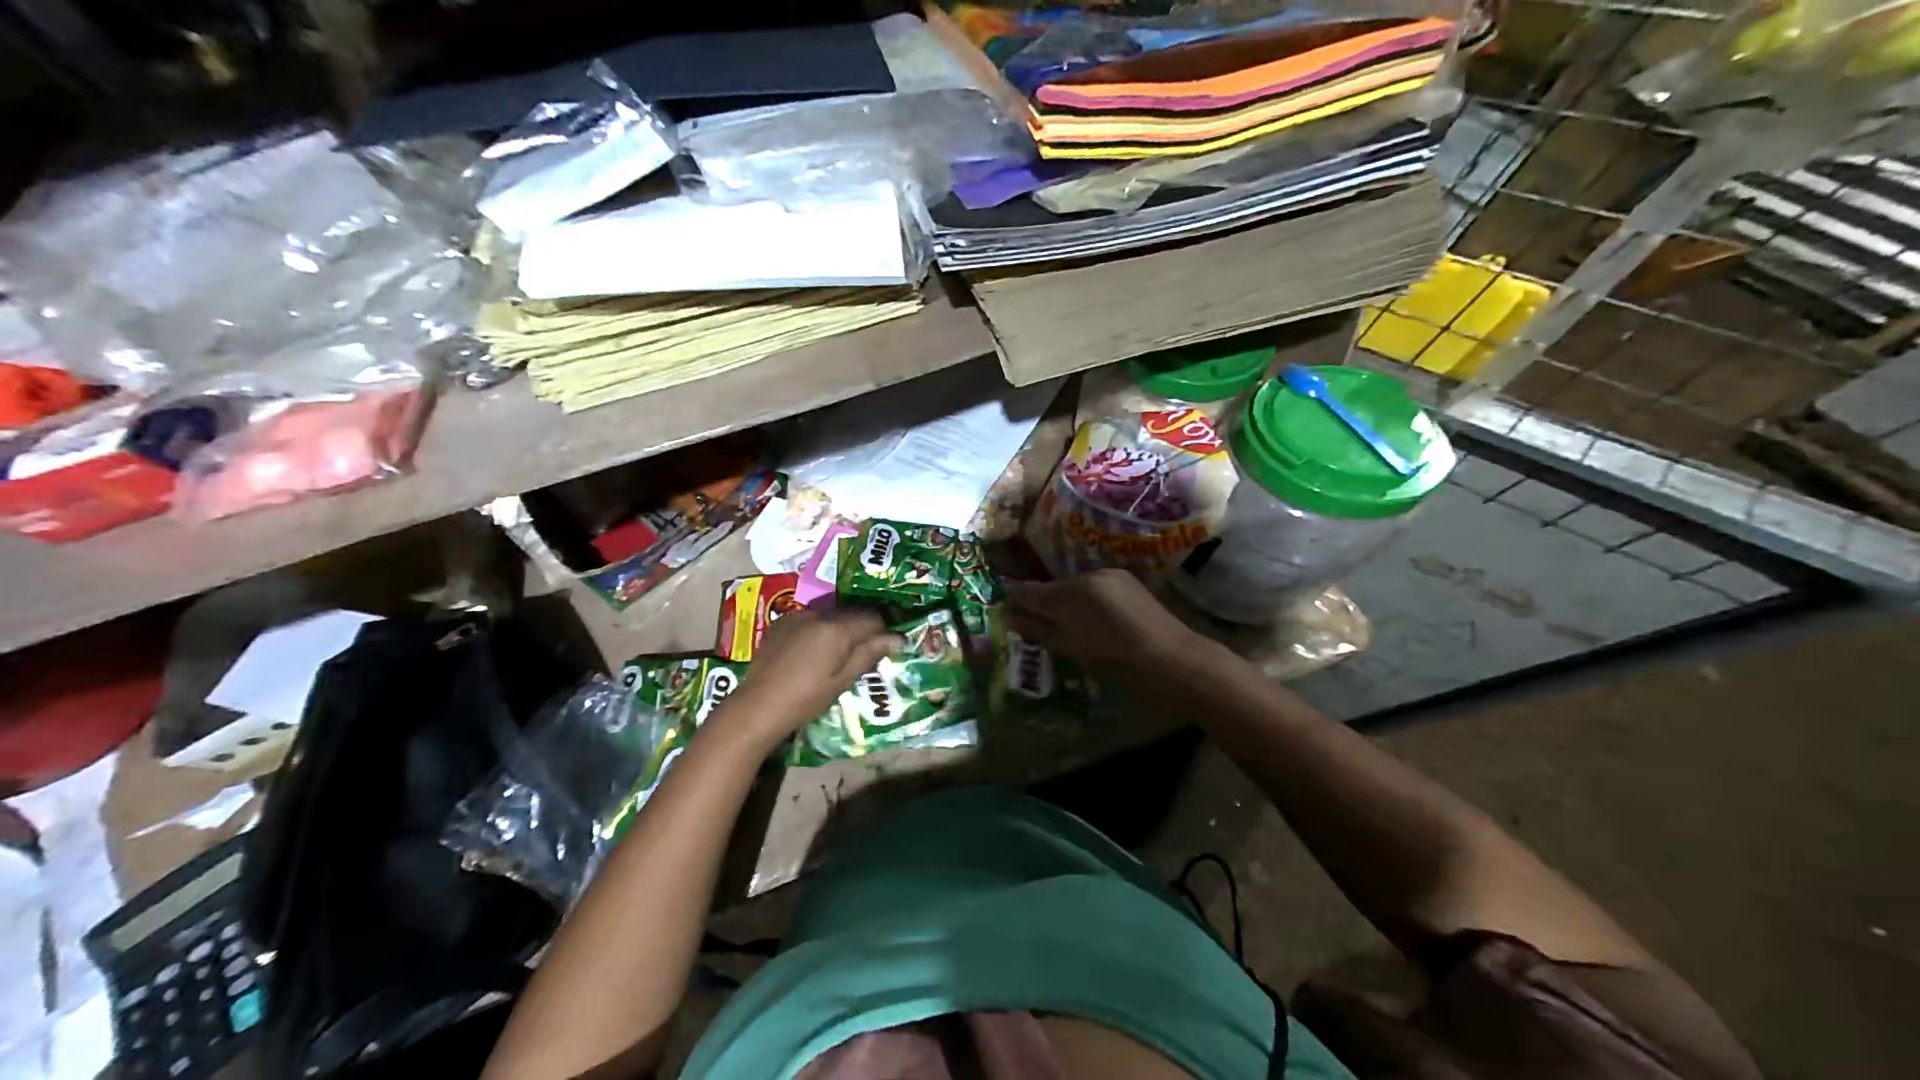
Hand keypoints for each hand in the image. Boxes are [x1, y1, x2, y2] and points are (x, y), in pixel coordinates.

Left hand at [721, 608, 902, 750]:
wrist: (757, 706)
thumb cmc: (805, 699)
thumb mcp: (843, 680)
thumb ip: (869, 654)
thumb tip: (898, 638)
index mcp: (837, 629)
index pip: (872, 617)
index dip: (884, 630)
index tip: (889, 646)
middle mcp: (818, 614)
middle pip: (851, 613)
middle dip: (863, 627)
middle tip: (867, 650)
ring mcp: (797, 616)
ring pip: (830, 615)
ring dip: (841, 628)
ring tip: (840, 652)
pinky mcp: (781, 623)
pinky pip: (810, 619)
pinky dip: (819, 629)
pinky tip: (814, 651)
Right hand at [1004, 570, 1208, 678]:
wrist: (1173, 659)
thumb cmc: (1118, 662)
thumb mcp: (1072, 649)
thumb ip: (1039, 630)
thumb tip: (1012, 618)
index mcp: (1071, 592)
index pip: (1030, 591)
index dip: (1013, 598)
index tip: (1001, 607)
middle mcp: (1088, 575)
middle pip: (1052, 587)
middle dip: (1038, 601)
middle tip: (1028, 621)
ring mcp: (1110, 575)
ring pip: (1074, 586)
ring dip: (1063, 601)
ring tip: (1059, 624)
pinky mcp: (1127, 581)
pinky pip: (1094, 587)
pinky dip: (1084, 600)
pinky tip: (1088, 619)